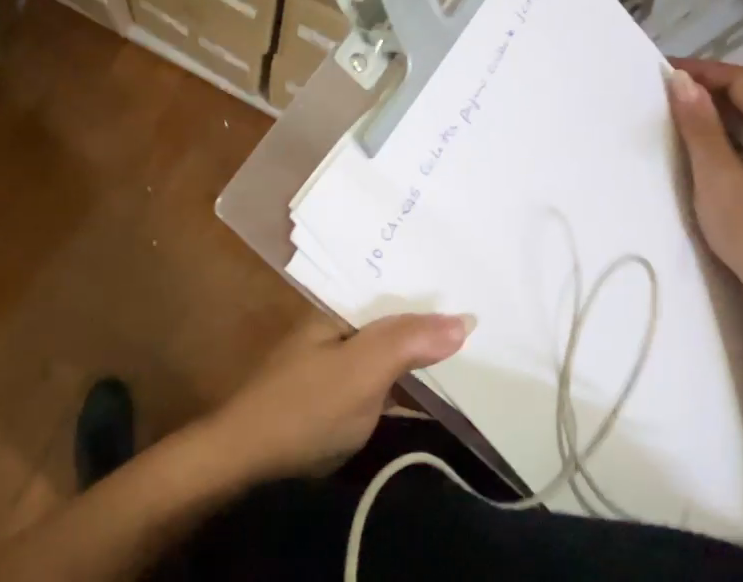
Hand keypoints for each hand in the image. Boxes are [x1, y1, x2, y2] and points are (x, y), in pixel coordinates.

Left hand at [201, 314, 470, 481]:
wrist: (250, 459)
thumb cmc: (306, 407)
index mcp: (339, 310)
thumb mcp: (362, 371)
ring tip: (481, 349)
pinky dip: (413, 384)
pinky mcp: (342, 398)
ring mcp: (339, 364)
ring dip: (427, 354)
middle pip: (395, 320)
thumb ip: (409, 342)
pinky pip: (387, 381)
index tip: (480, 284)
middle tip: (492, 318)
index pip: (394, 287)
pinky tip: (444, 391)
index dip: (434, 288)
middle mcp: (339, 329)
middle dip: (435, 321)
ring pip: (393, 352)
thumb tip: (466, 318)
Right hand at [667, 58, 742, 300]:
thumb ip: (699, 126)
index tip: (662, 74)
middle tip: (662, 96)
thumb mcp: (718, 176)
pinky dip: (725, 136)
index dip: (703, 71)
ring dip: (714, 114)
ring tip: (675, 120)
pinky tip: (701, 150)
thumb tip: (680, 80)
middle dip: (706, 90)